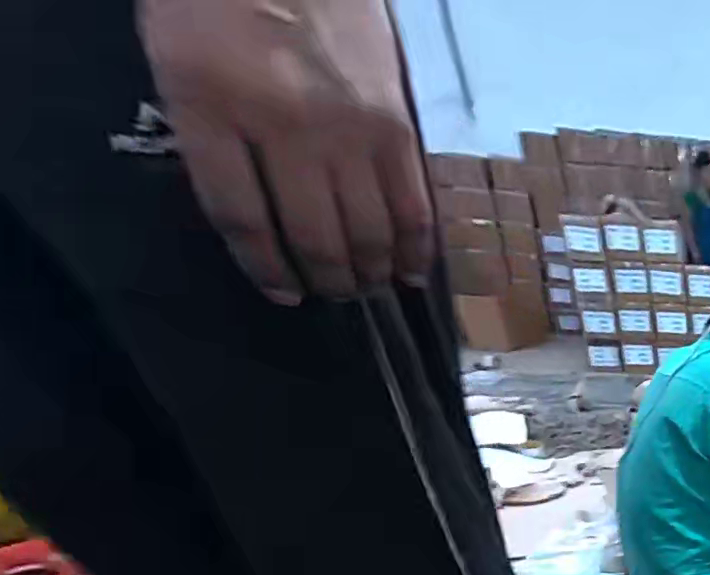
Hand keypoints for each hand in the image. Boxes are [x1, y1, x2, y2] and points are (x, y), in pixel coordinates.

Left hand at [139, 0, 434, 303]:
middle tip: (333, 295)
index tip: (280, 292)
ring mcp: (352, 136)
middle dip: (326, 278)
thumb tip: (260, 213)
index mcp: (210, 103)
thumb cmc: (218, 3)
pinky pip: (413, 209)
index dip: (262, 265)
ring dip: (371, 272)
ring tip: (369, 289)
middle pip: (314, 234)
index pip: (240, 213)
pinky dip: (415, 251)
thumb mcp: (178, 58)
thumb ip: (212, 134)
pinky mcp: (400, 137)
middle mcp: (287, 129)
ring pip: (368, 231)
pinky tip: (411, 275)